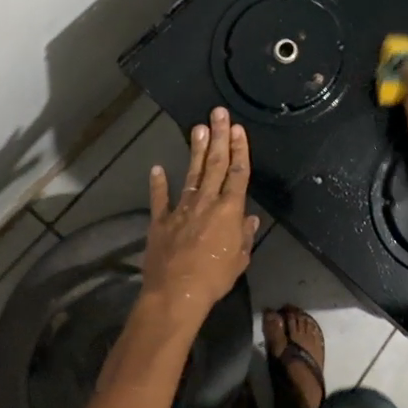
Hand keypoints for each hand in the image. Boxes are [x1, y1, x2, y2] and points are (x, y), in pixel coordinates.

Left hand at [140, 108, 259, 326]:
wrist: (175, 294)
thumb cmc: (214, 278)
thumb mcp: (239, 260)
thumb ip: (245, 236)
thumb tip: (250, 220)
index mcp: (229, 209)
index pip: (238, 172)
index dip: (239, 149)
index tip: (238, 129)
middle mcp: (206, 202)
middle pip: (215, 164)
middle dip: (219, 137)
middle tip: (219, 113)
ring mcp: (181, 209)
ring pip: (191, 174)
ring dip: (196, 150)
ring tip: (198, 128)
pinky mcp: (160, 221)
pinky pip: (160, 198)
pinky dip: (158, 183)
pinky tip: (157, 168)